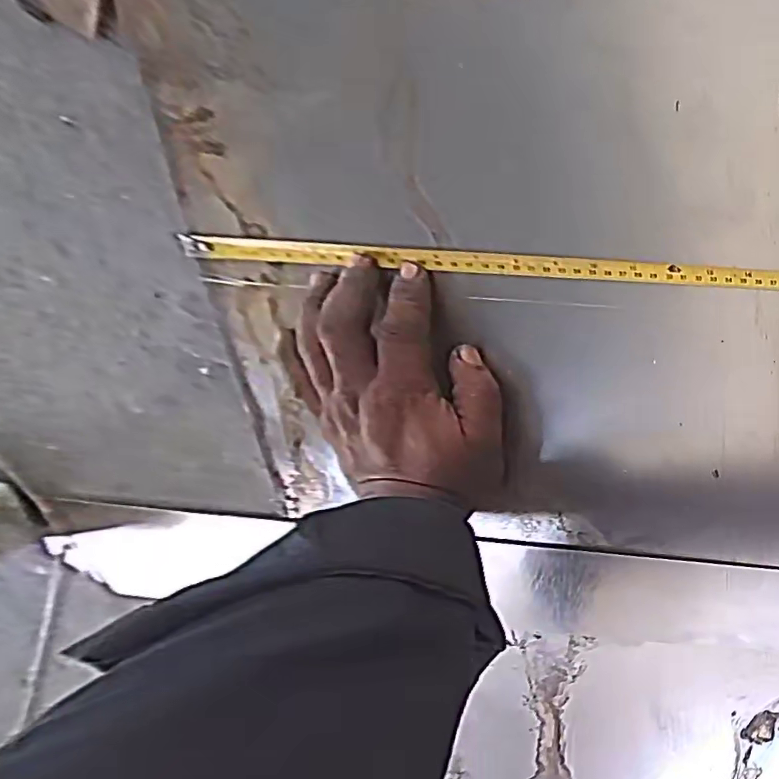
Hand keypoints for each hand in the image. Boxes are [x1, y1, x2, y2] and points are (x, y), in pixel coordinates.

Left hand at [291, 256, 504, 511]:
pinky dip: (294, 343)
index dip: (408, 296)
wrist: (408, 515)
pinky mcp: (329, 417)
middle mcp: (362, 392)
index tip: (414, 273)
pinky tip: (297, 326)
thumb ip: (479, 392)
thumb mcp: (484, 438)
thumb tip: (466, 356)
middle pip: (343, 324)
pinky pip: (300, 372)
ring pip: (313, 340)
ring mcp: (339, 404)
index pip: (401, 330)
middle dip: (353, 286)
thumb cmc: (449, 479)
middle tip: (364, 264)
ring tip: (328, 279)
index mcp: (403, 393)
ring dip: (319, 303)